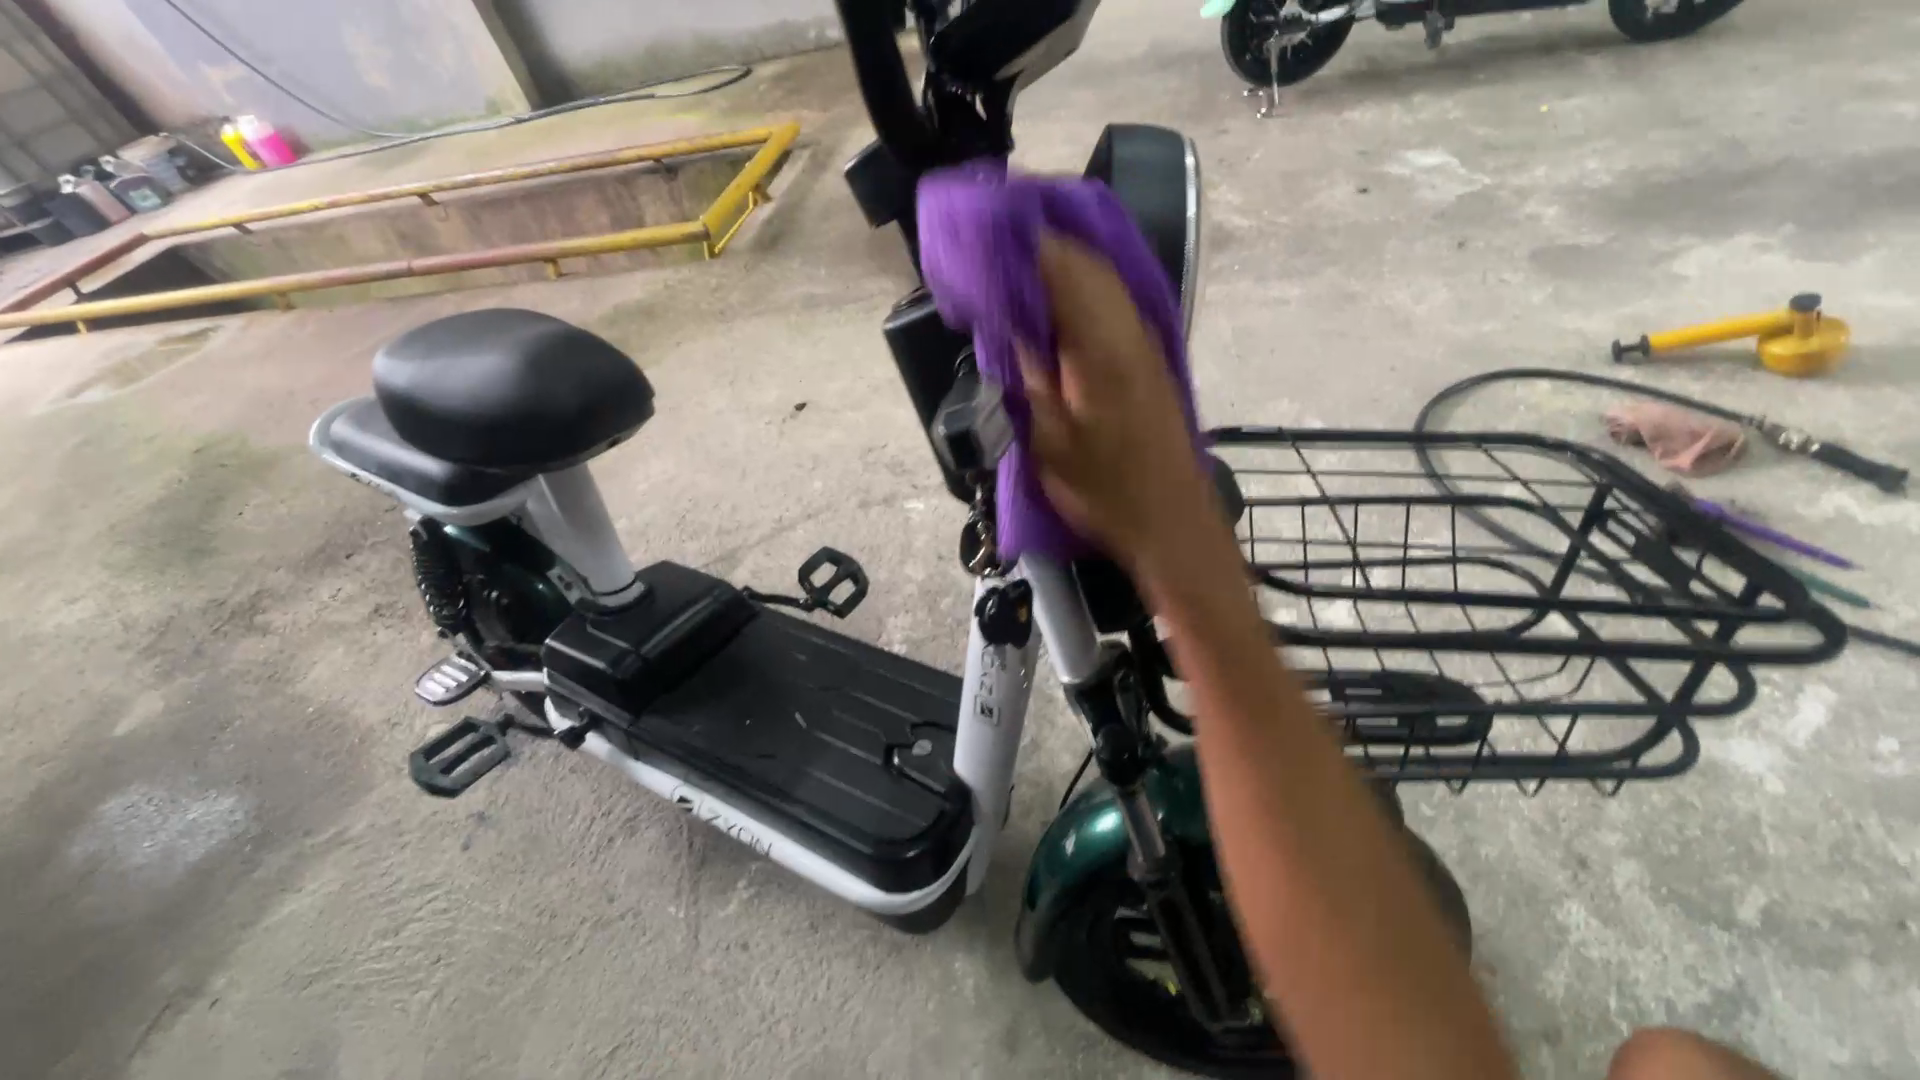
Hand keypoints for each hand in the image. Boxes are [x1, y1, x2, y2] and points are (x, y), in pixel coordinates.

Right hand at [1021, 234, 1222, 578]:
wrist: (1171, 522)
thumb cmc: (1107, 491)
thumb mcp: (1050, 441)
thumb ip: (1029, 376)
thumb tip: (1011, 327)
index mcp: (1100, 345)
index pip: (1060, 266)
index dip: (1022, 241)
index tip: (983, 231)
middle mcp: (1128, 330)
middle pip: (1085, 263)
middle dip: (1039, 244)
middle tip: (992, 244)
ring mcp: (1143, 342)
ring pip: (1101, 280)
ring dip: (1059, 266)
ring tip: (1014, 269)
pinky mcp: (1147, 359)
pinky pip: (1110, 305)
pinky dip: (1078, 292)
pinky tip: (1052, 309)